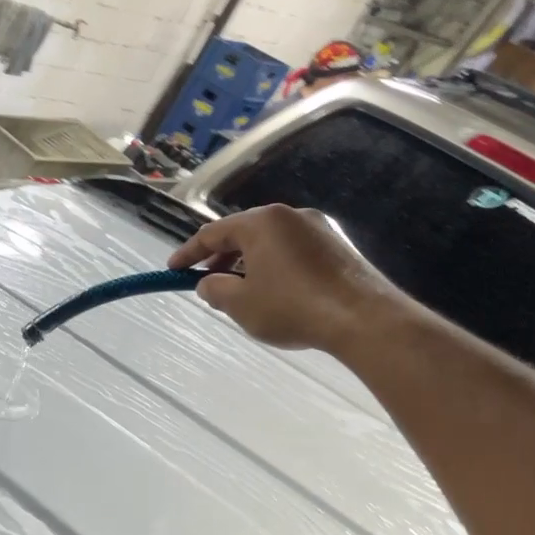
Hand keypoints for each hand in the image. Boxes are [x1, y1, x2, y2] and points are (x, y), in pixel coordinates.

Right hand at [168, 204, 412, 353]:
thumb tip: (208, 282)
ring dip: (246, 263)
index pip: (212, 233)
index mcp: (262, 222)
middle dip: (219, 257)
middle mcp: (291, 216)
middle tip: (205, 281)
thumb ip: (213, 289)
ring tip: (237, 290)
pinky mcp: (338, 246)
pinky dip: (273, 266)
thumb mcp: (238, 303)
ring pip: (269, 242)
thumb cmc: (291, 306)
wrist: (362, 318)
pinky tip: (271, 291)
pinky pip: (292, 251)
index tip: (172, 270)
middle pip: (243, 233)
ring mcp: (319, 229)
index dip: (188, 253)